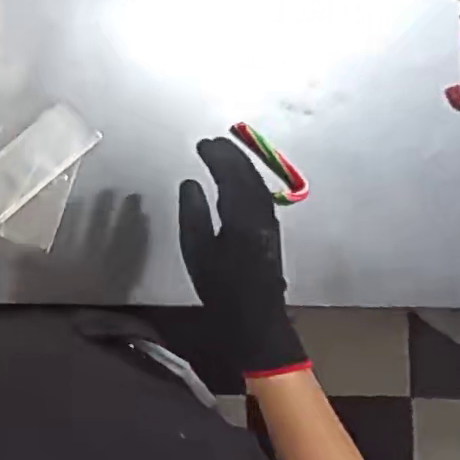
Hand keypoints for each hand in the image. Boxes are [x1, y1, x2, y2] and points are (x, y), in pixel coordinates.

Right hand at [177, 138, 307, 377]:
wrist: (254, 316)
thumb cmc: (219, 286)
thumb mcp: (196, 250)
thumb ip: (193, 213)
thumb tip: (190, 183)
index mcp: (241, 216)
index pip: (231, 175)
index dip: (217, 157)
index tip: (202, 144)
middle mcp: (261, 213)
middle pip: (248, 175)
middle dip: (231, 156)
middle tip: (212, 143)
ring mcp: (269, 221)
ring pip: (256, 183)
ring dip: (240, 166)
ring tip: (222, 155)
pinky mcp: (269, 229)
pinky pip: (259, 193)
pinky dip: (246, 180)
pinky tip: (236, 181)